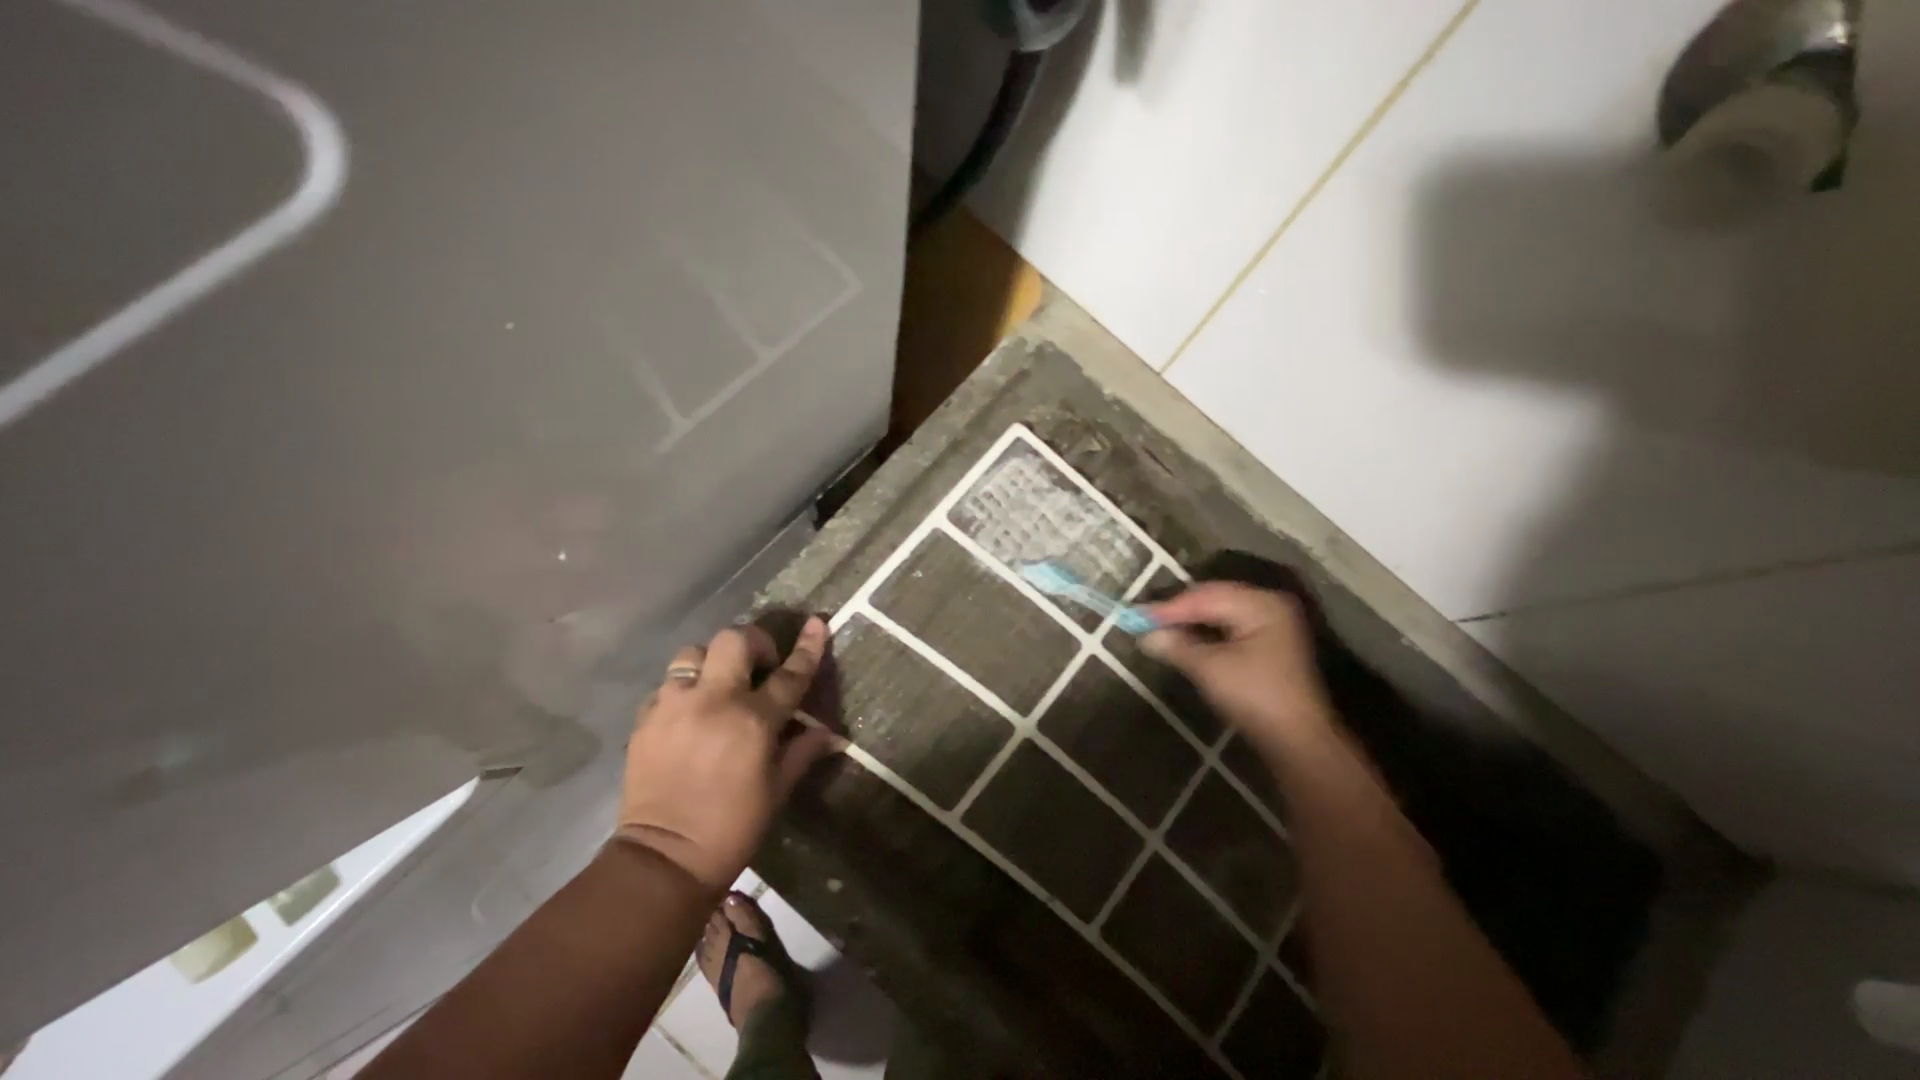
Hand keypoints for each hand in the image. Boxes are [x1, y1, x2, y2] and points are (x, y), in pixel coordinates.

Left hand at [615, 616, 837, 890]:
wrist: (665, 858)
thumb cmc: (733, 827)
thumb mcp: (777, 790)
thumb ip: (802, 752)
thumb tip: (831, 735)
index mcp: (753, 720)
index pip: (788, 673)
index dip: (807, 646)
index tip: (818, 622)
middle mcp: (712, 701)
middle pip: (732, 640)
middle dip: (752, 643)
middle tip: (760, 665)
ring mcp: (673, 706)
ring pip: (692, 654)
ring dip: (711, 663)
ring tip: (718, 686)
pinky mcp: (645, 719)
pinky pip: (666, 686)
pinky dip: (682, 691)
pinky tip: (689, 714)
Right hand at [1143, 583, 1333, 750]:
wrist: (1297, 739)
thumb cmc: (1256, 697)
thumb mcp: (1210, 669)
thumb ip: (1177, 646)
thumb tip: (1145, 636)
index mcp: (1261, 604)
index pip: (1206, 595)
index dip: (1169, 607)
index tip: (1135, 616)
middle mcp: (1269, 605)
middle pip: (1215, 599)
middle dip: (1180, 611)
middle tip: (1144, 620)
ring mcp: (1273, 624)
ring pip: (1222, 612)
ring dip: (1191, 621)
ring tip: (1160, 629)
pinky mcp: (1269, 644)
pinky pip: (1231, 627)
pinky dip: (1206, 632)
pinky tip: (1186, 640)